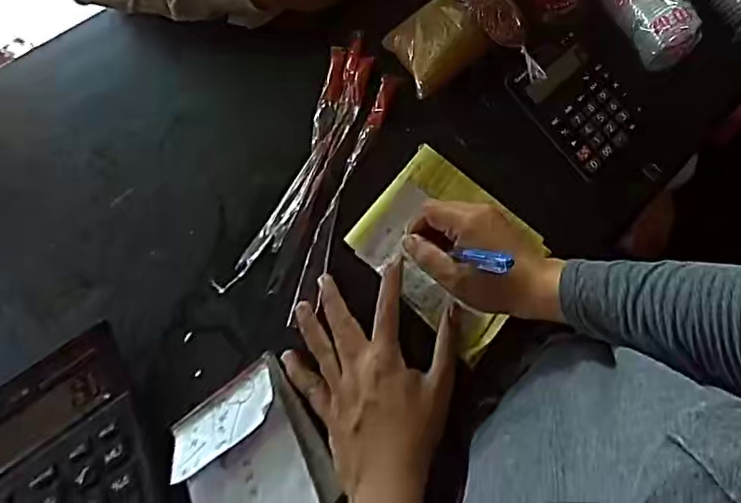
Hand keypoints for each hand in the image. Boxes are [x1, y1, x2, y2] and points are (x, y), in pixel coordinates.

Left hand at [284, 265, 455, 502]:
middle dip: (333, 299)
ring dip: (310, 326)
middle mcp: (357, 367)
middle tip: (324, 279)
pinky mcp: (328, 412)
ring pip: (320, 350)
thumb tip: (453, 310)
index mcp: (385, 357)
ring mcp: (339, 390)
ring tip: (301, 306)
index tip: (390, 259)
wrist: (387, 481)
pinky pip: (309, 386)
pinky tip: (288, 358)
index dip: (389, 282)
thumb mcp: (441, 386)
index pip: (387, 310)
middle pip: (342, 325)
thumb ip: (446, 346)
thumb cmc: (417, 433)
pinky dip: (298, 371)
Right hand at [403, 201, 563, 322]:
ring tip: (444, 260)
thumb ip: (427, 257)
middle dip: (429, 230)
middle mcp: (478, 209)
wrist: (536, 286)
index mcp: (466, 219)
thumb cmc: (495, 286)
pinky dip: (459, 232)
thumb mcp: (454, 279)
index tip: (413, 250)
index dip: (415, 228)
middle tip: (427, 258)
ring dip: (444, 232)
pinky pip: (469, 219)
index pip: (428, 210)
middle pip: (441, 208)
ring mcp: (490, 213)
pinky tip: (462, 256)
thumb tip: (409, 242)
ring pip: (455, 214)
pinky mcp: (498, 220)